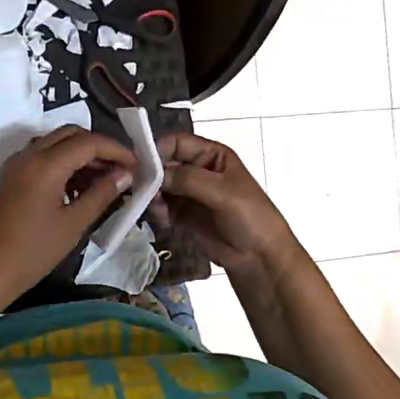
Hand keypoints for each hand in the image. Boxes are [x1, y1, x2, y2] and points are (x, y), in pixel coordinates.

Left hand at [0, 126, 135, 304]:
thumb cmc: (32, 251)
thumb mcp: (74, 224)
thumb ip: (101, 194)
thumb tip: (124, 175)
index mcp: (45, 164)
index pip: (89, 142)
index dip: (116, 150)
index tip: (136, 166)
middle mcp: (28, 154)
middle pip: (70, 134)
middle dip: (98, 147)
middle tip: (119, 171)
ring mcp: (14, 164)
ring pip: (53, 143)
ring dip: (79, 154)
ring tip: (100, 182)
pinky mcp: (7, 176)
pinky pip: (39, 157)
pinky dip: (61, 163)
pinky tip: (74, 190)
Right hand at [153, 132, 297, 273]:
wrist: (258, 255)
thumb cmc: (249, 216)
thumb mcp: (223, 192)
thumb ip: (189, 179)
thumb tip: (155, 174)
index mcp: (211, 155)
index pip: (177, 143)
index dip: (158, 150)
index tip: (140, 164)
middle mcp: (197, 170)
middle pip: (164, 165)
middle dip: (152, 176)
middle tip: (142, 190)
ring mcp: (189, 193)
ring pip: (160, 187)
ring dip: (153, 196)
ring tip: (155, 209)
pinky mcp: (183, 215)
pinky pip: (163, 208)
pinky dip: (158, 212)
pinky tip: (163, 221)